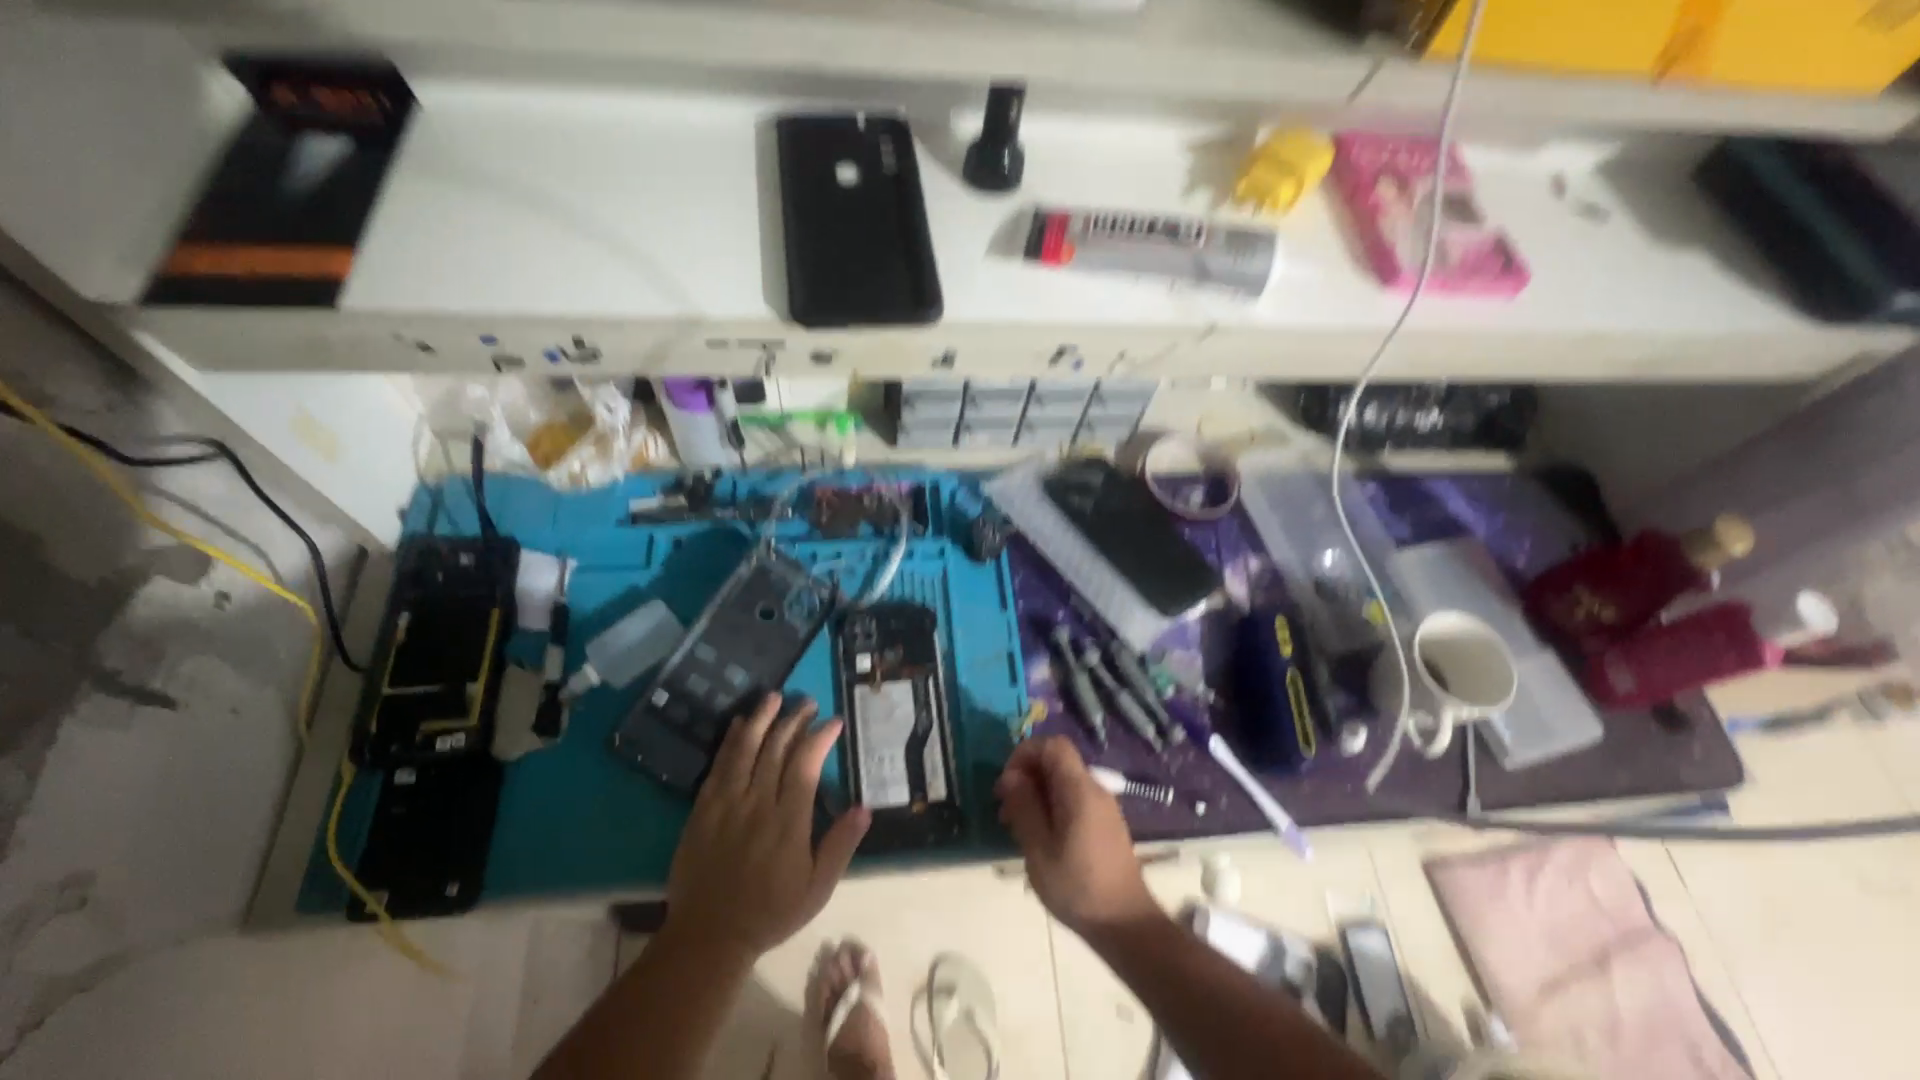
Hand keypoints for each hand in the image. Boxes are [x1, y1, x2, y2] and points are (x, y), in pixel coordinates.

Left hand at [664, 694, 870, 961]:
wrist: (710, 934)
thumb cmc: (771, 913)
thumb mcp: (817, 888)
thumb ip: (840, 846)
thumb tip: (864, 808)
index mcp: (788, 822)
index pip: (805, 766)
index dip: (819, 739)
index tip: (833, 722)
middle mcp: (757, 804)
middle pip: (776, 750)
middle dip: (793, 721)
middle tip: (807, 703)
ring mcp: (726, 805)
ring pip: (745, 750)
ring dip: (760, 720)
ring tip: (773, 697)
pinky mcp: (702, 810)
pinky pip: (718, 767)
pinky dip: (730, 743)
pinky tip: (738, 726)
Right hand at [995, 735, 1158, 935]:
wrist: (1125, 923)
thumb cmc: (1077, 887)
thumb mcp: (1039, 849)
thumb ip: (1024, 807)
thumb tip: (1011, 777)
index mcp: (1080, 790)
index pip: (1053, 745)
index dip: (1025, 754)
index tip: (1006, 784)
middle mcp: (1095, 791)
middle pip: (1058, 763)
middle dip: (1027, 777)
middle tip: (1005, 810)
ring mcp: (1103, 808)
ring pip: (1064, 783)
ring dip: (1037, 795)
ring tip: (1017, 827)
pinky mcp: (1105, 826)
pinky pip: (1074, 801)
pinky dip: (1052, 808)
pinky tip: (1040, 839)